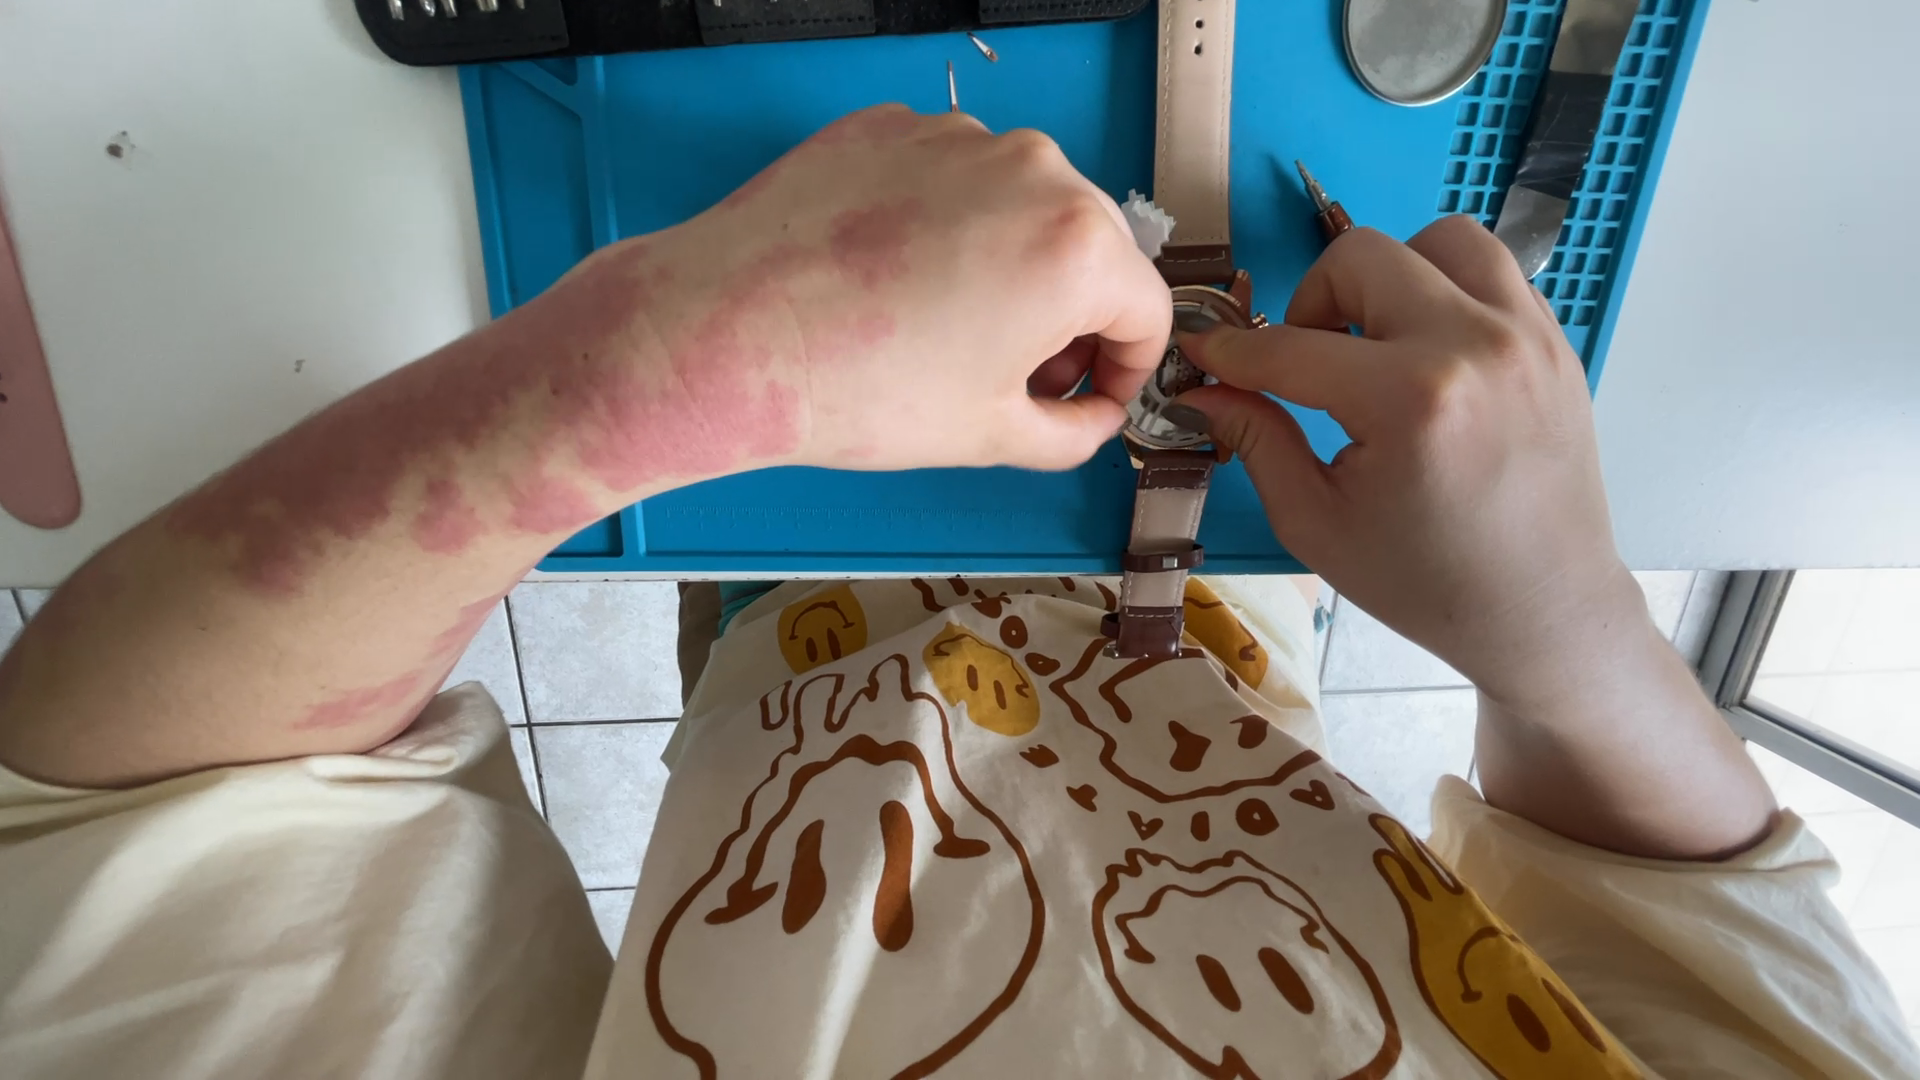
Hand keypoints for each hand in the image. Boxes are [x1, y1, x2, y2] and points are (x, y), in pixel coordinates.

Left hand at [586, 105, 1170, 474]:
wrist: (732, 338)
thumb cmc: (867, 394)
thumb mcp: (993, 436)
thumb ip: (1074, 433)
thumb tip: (1095, 414)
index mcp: (1076, 247)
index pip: (1148, 311)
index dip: (1129, 369)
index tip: (1092, 397)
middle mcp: (1034, 170)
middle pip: (1093, 255)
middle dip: (1074, 324)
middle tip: (1022, 378)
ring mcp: (960, 137)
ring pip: (1028, 212)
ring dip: (1018, 273)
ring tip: (957, 331)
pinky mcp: (894, 127)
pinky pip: (960, 184)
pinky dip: (957, 233)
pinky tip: (905, 282)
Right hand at [1180, 217, 1645, 709]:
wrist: (1539, 609)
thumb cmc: (1416, 579)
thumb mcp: (1312, 520)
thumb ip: (1255, 439)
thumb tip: (1202, 391)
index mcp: (1408, 400)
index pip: (1289, 346)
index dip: (1227, 349)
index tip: (1198, 350)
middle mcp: (1475, 344)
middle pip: (1362, 257)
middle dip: (1307, 302)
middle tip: (1301, 363)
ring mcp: (1528, 334)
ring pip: (1438, 239)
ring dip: (1382, 279)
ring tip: (1368, 345)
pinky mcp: (1554, 341)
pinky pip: (1488, 271)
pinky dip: (1437, 292)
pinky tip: (1418, 356)